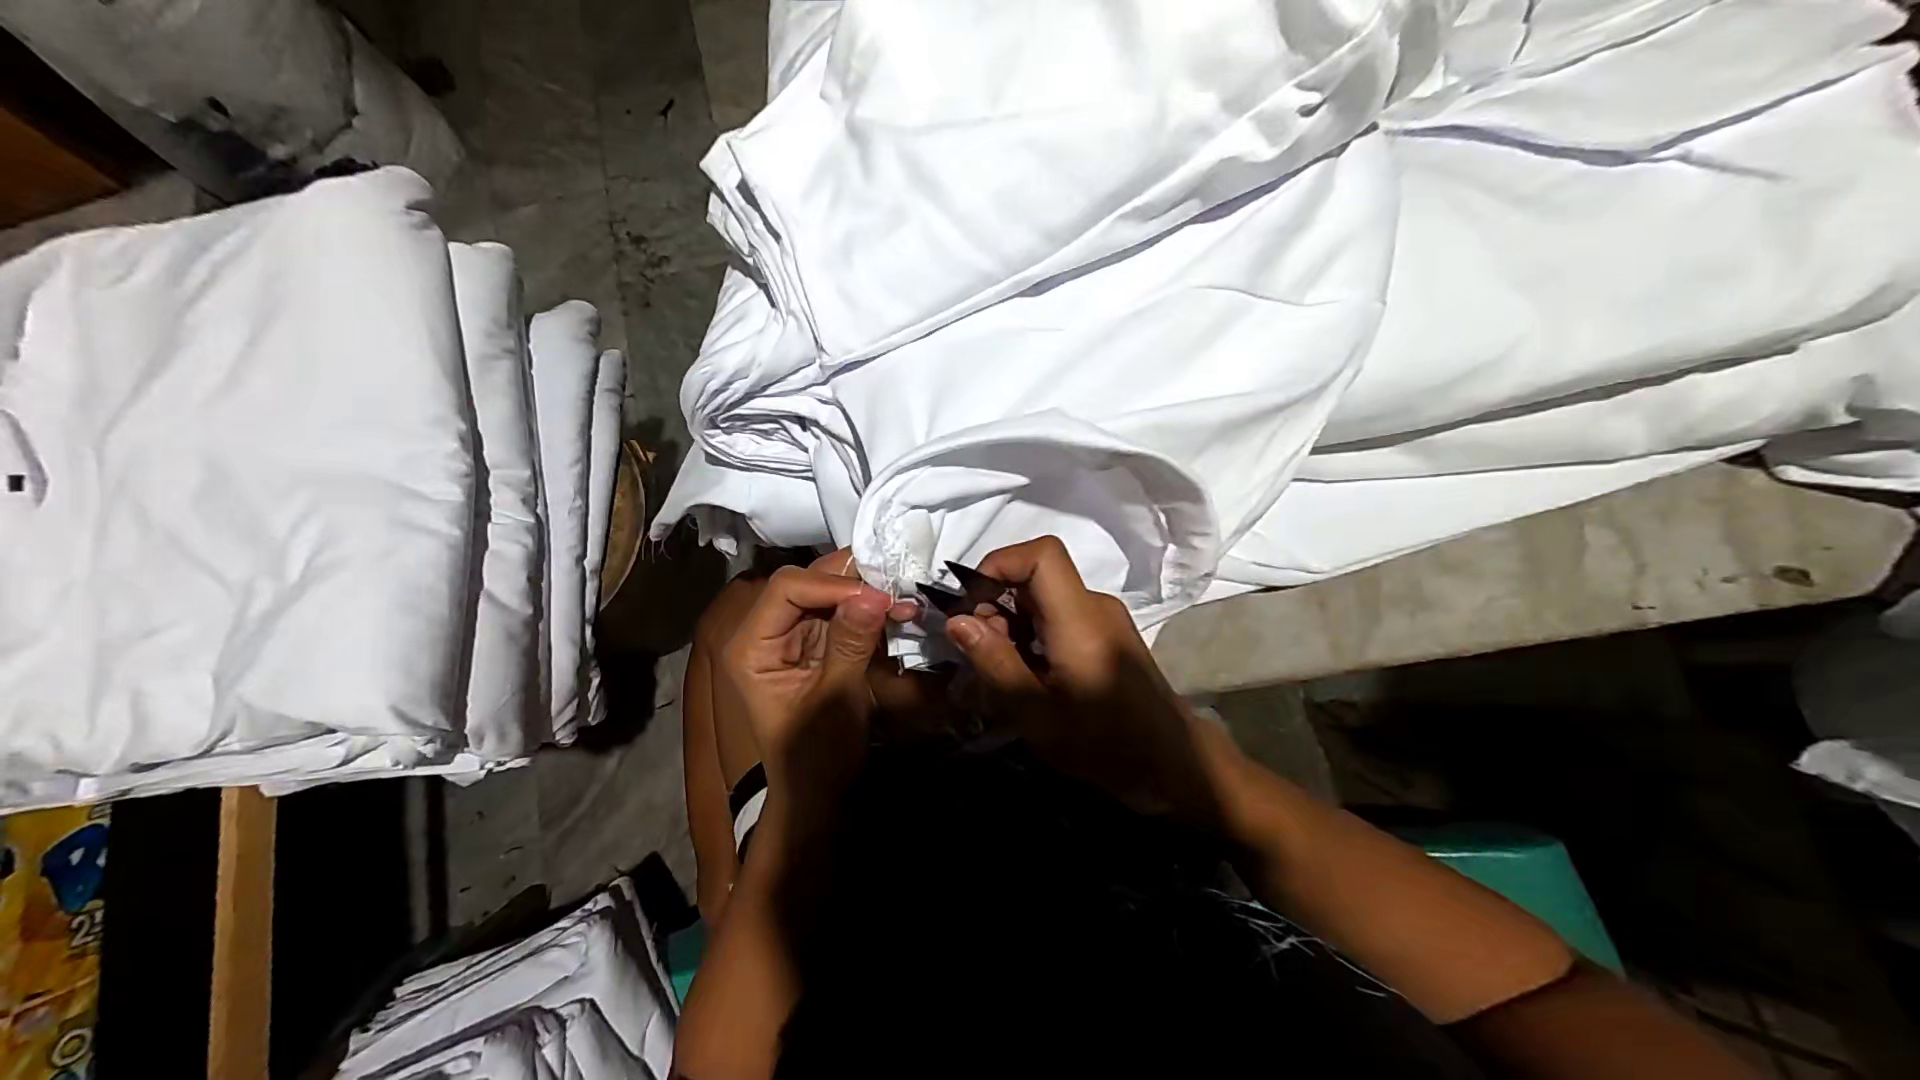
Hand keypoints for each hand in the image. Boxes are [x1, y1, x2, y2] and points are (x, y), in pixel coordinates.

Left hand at [715, 550, 908, 799]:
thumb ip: (850, 644)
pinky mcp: (813, 640)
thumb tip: (872, 595)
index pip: (787, 589)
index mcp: (751, 645)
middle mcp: (764, 630)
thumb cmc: (815, 755)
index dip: (832, 584)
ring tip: (902, 601)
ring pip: (826, 590)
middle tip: (898, 589)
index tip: (879, 595)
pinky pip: (839, 610)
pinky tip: (895, 611)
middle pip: (806, 582)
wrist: (813, 792)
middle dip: (852, 582)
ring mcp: (789, 633)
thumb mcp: (835, 701)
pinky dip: (867, 608)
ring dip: (864, 591)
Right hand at [944, 536, 1246, 829]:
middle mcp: (1095, 606)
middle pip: (1037, 576)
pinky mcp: (1107, 633)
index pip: (1042, 554)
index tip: (972, 603)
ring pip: (1044, 598)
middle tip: (980, 651)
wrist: (1171, 764)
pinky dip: (1033, 634)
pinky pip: (1060, 615)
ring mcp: (1105, 618)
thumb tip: (957, 620)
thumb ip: (995, 662)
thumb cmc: (1105, 744)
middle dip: (997, 603)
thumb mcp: (1036, 714)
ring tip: (1003, 670)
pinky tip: (1029, 674)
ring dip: (1013, 623)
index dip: (1000, 564)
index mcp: (1080, 619)